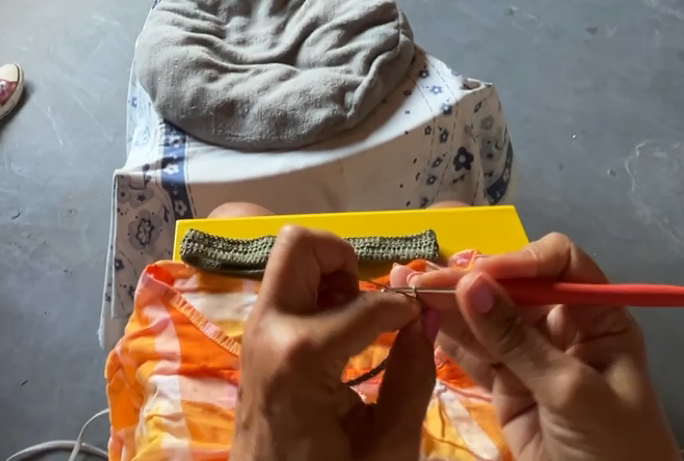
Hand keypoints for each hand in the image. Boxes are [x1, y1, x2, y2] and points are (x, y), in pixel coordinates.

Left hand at [231, 225, 437, 460]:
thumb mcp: (385, 449)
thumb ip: (412, 378)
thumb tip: (429, 316)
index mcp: (301, 356)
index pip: (365, 304)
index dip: (404, 306)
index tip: (421, 316)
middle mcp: (269, 326)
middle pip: (300, 243)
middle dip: (344, 259)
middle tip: (368, 303)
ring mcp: (255, 327)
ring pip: (290, 256)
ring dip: (328, 273)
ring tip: (353, 322)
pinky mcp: (254, 334)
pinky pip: (285, 283)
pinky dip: (316, 290)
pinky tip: (337, 334)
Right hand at [391, 235, 680, 460]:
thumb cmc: (617, 453)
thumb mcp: (572, 393)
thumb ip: (517, 339)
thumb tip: (470, 283)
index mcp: (597, 318)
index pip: (557, 263)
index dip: (519, 260)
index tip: (479, 275)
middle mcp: (562, 328)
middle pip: (510, 286)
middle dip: (467, 280)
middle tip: (420, 281)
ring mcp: (531, 357)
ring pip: (484, 317)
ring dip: (446, 303)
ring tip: (404, 288)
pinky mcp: (507, 387)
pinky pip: (473, 353)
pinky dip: (445, 337)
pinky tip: (418, 319)